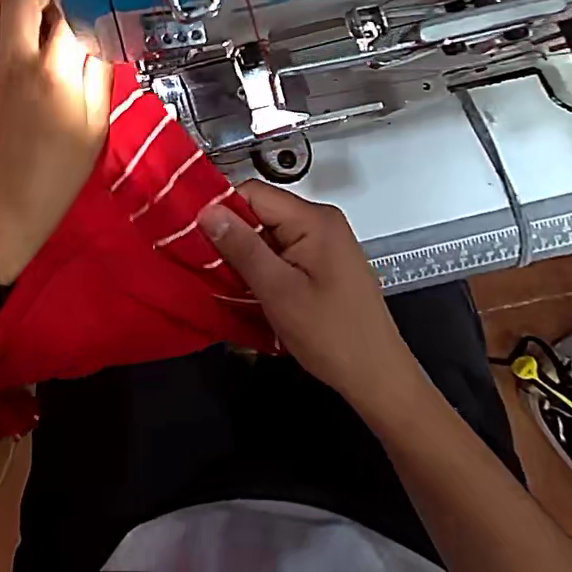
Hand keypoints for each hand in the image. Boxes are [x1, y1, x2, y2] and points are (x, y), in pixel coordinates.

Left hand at [0, 0, 113, 283]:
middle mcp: (14, 62)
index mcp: (53, 73)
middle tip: (60, 13)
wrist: (3, 211)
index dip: (85, 9)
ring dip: (7, 5)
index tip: (95, 18)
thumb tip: (99, 43)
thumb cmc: (57, 176)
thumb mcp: (95, 129)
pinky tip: (1, 45)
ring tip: (29, 20)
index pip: (69, 15)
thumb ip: (99, 78)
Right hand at [199, 180, 421, 412]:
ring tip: (221, 278)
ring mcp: (323, 242)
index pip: (253, 193)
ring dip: (244, 254)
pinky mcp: (321, 262)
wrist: (379, 379)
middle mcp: (320, 222)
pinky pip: (280, 251)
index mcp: (314, 219)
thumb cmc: (334, 337)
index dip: (221, 209)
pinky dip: (261, 266)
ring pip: (267, 233)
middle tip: (202, 261)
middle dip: (230, 235)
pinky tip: (246, 288)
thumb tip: (208, 211)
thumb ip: (242, 247)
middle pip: (260, 212)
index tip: (192, 231)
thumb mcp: (279, 291)